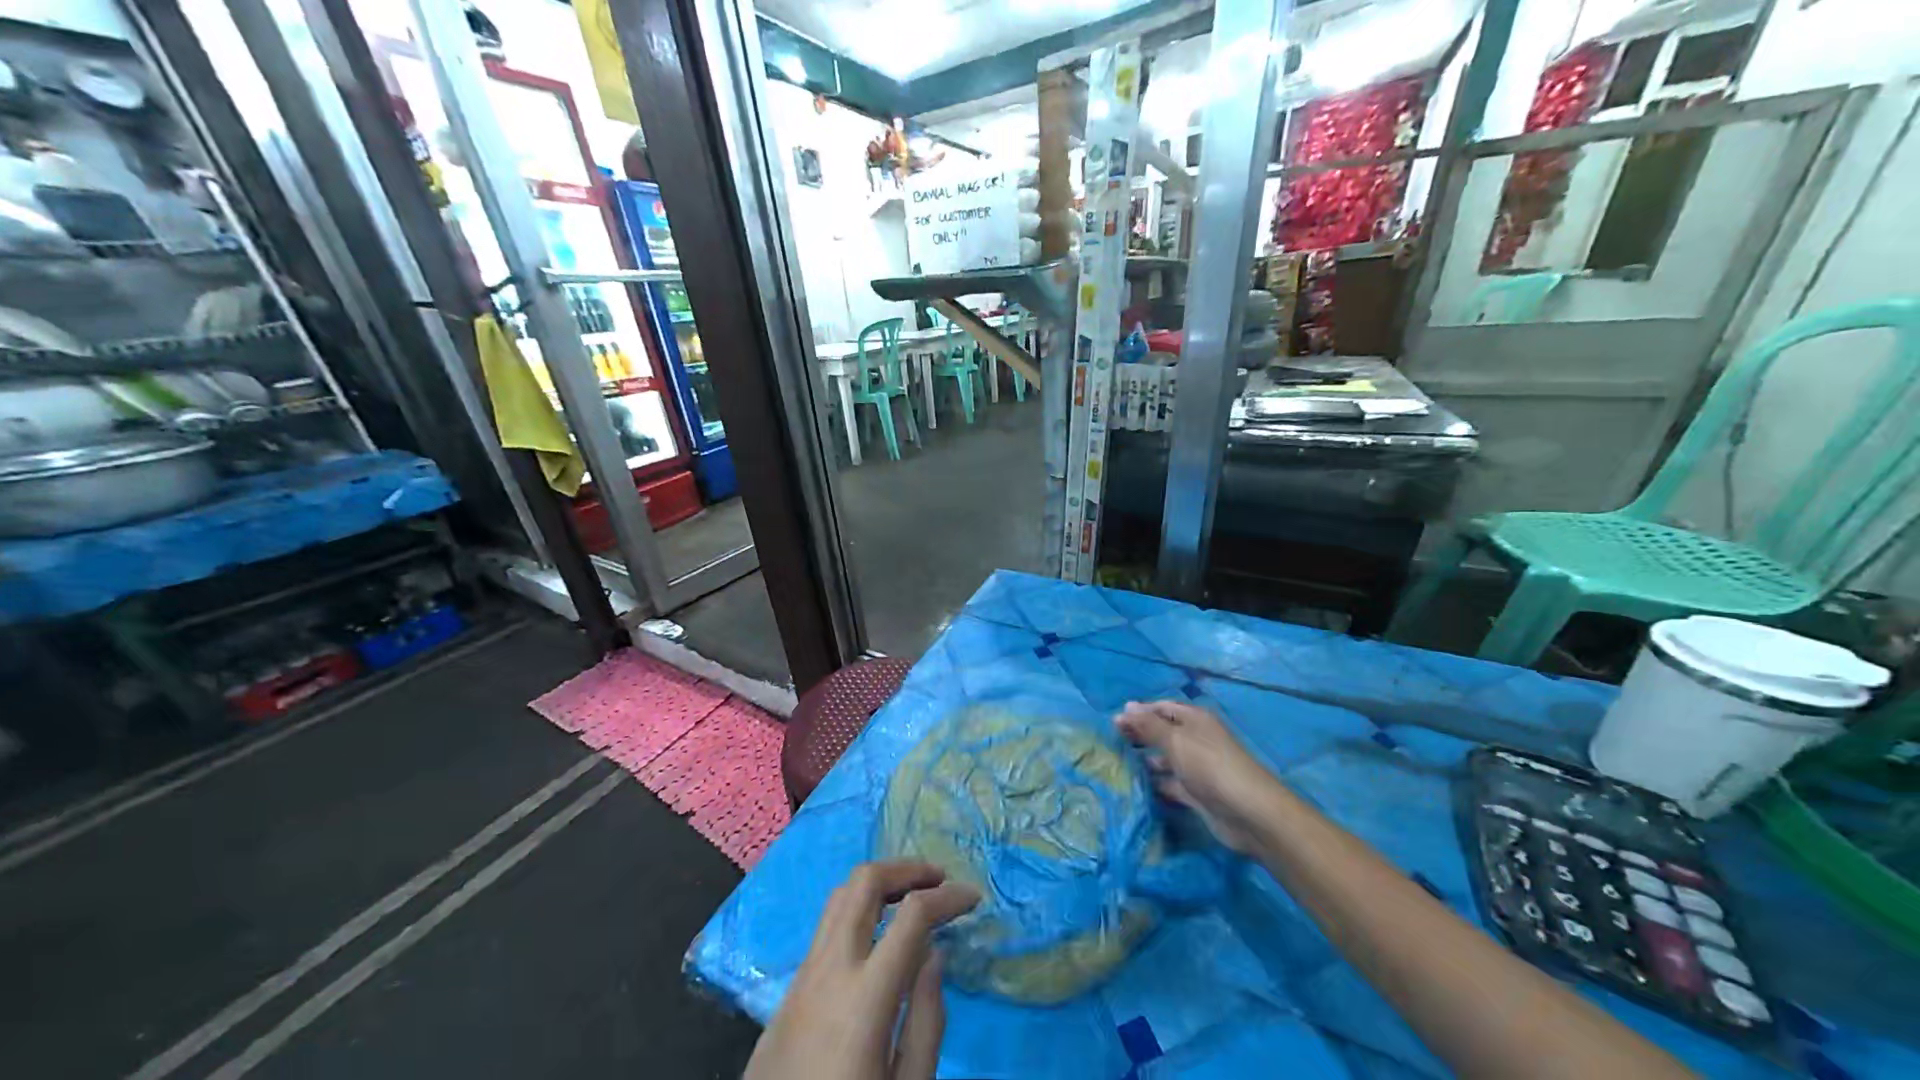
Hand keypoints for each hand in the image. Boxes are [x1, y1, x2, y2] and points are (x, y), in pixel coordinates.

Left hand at [745, 860, 981, 1079]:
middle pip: (865, 882)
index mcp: (866, 994)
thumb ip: (927, 1019)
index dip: (948, 897)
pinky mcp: (790, 986)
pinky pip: (826, 925)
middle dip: (907, 868)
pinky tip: (878, 931)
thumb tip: (935, 954)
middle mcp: (831, 967)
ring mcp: (805, 972)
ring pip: (840, 895)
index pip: (913, 916)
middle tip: (938, 879)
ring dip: (879, 882)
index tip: (972, 897)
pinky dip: (858, 908)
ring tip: (911, 895)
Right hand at [1115, 700, 1279, 854]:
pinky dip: (1155, 784)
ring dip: (1145, 761)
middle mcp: (1195, 739)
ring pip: (1165, 759)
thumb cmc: (1209, 766)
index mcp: (1194, 719)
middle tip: (1112, 743)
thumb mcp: (1175, 739)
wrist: (1248, 812)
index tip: (1113, 723)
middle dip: (1139, 736)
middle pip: (1162, 732)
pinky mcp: (1196, 793)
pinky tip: (1135, 788)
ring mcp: (1196, 767)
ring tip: (1117, 766)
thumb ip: (1148, 725)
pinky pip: (1170, 783)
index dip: (1138, 713)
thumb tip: (1125, 707)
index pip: (1161, 708)